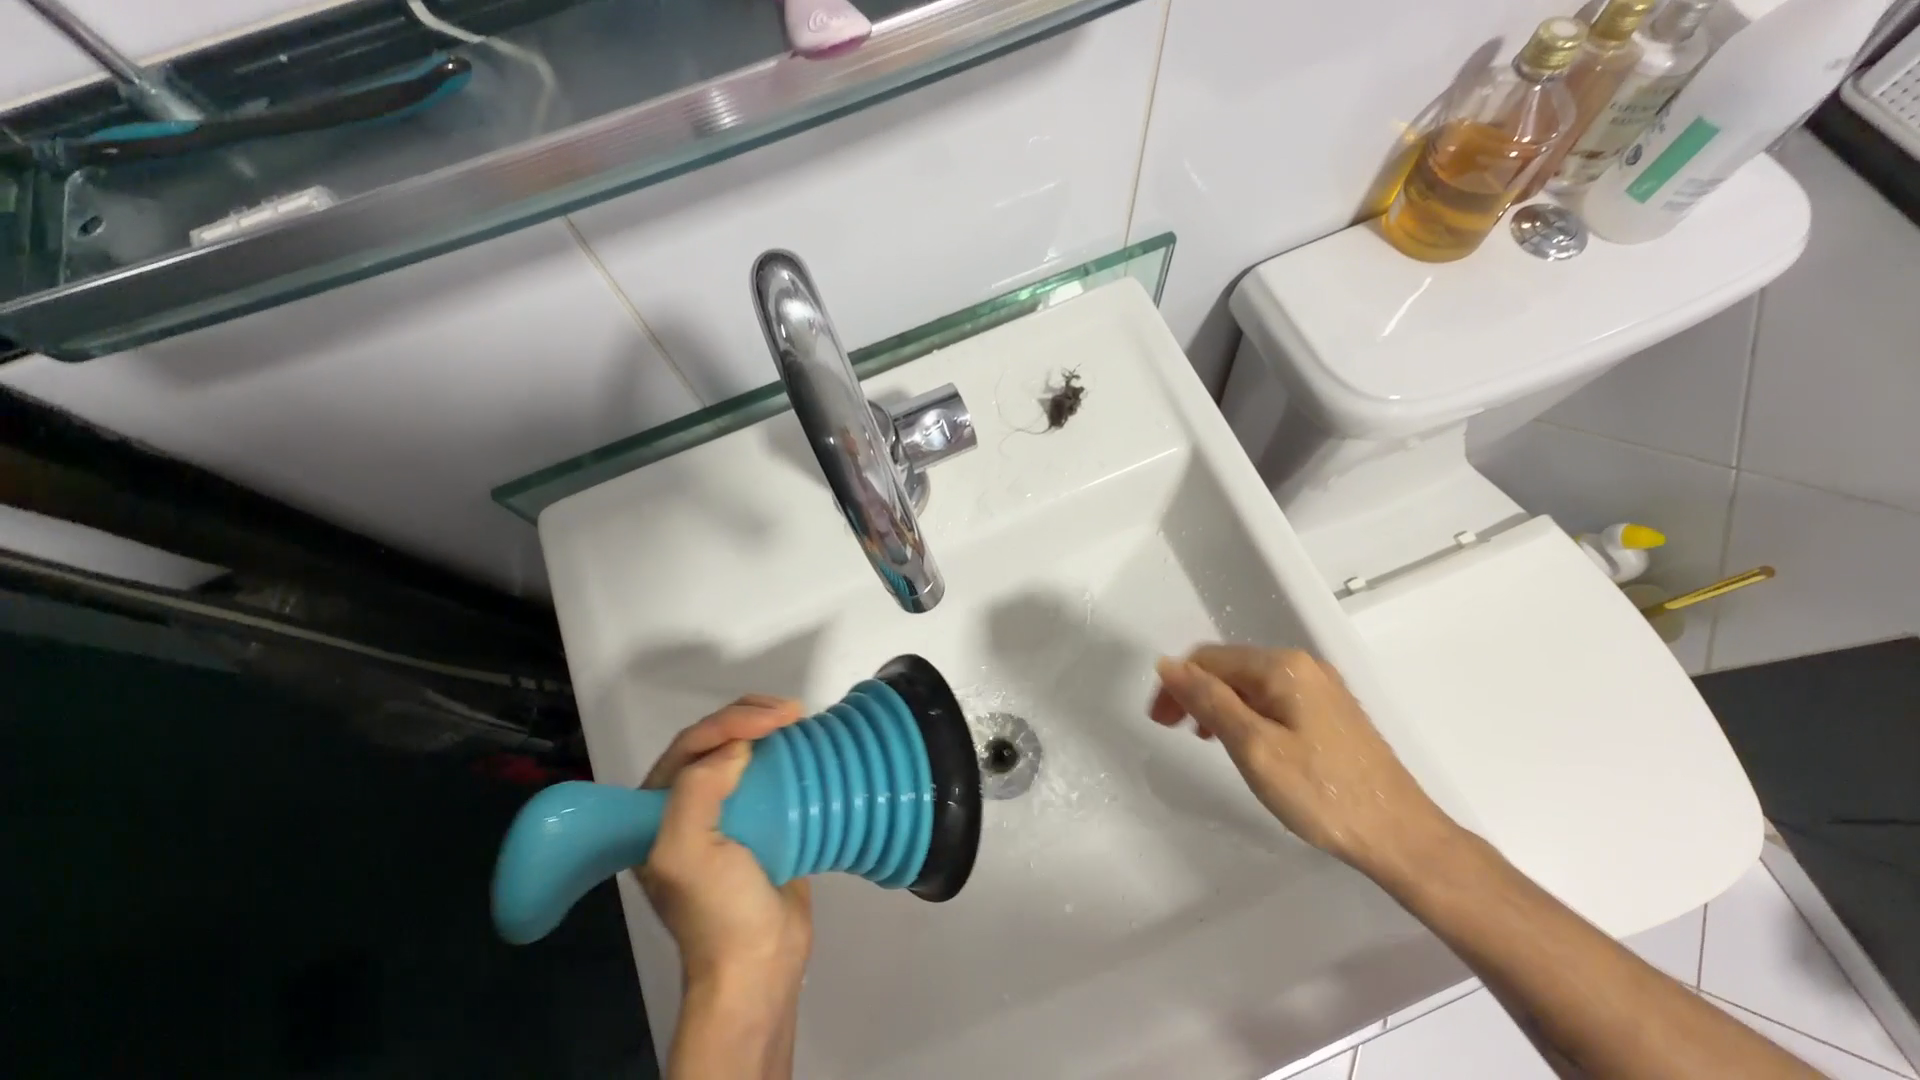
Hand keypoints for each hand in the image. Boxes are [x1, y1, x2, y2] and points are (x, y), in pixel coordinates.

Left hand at [638, 696, 813, 1010]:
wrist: (759, 966)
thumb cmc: (717, 911)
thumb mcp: (686, 851)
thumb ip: (698, 789)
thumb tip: (737, 746)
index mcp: (655, 814)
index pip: (688, 748)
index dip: (728, 722)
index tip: (775, 718)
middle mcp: (686, 809)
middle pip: (715, 743)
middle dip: (749, 718)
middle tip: (791, 711)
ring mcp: (727, 818)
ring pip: (743, 755)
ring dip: (769, 731)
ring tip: (799, 719)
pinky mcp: (762, 827)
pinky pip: (770, 779)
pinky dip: (787, 758)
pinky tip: (806, 748)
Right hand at [1149, 645, 1459, 883]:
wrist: (1399, 835)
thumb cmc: (1321, 793)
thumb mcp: (1253, 747)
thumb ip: (1209, 701)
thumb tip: (1168, 664)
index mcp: (1283, 668)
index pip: (1209, 659)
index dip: (1177, 685)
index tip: (1160, 724)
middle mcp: (1304, 667)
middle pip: (1231, 667)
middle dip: (1196, 694)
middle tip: (1176, 734)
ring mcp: (1322, 690)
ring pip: (1252, 685)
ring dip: (1220, 705)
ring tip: (1207, 742)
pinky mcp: (1332, 714)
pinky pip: (1275, 700)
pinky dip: (1248, 715)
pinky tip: (1247, 746)